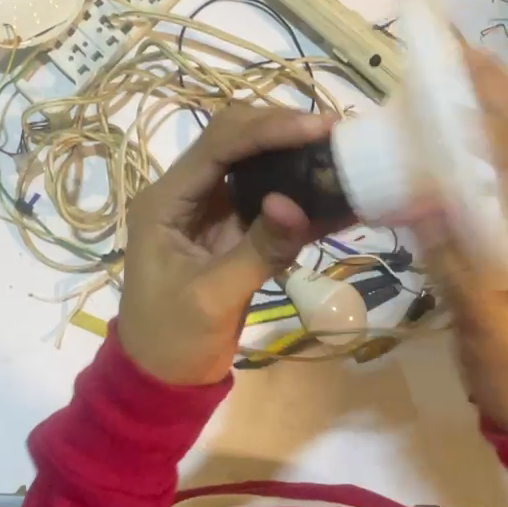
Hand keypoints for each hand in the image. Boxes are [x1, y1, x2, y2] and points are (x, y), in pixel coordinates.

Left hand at [118, 106, 333, 385]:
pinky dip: (303, 201)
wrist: (163, 378)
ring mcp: (212, 212)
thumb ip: (257, 249)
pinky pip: (272, 205)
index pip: (218, 145)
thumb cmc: (173, 338)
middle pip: (237, 142)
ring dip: (298, 161)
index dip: (268, 129)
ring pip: (257, 167)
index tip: (318, 127)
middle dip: (285, 133)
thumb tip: (295, 204)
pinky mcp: (235, 233)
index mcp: (166, 200)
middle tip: (337, 135)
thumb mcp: (212, 297)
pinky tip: (340, 200)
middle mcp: (187, 194)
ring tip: (344, 156)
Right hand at [415, 49, 507, 436]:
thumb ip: (457, 259)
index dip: (483, 106)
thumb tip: (418, 197)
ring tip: (454, 85)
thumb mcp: (491, 324)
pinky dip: (485, 156)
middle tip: (453, 56)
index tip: (448, 66)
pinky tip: (455, 149)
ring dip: (492, 118)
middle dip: (495, 94)